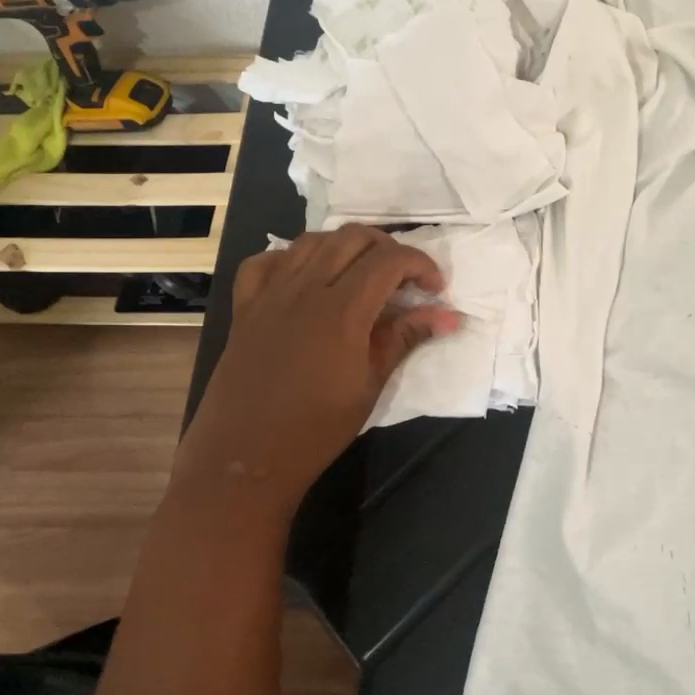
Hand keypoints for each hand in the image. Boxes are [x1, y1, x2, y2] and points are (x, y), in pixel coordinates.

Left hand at [174, 226, 461, 521]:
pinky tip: (305, 279)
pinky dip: (291, 259)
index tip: (435, 289)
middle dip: (388, 248)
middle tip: (403, 280)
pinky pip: (265, 262)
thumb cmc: (318, 428)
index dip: (421, 264)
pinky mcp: (245, 307)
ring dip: (345, 247)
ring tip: (362, 274)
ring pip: (312, 241)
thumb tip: (450, 317)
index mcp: (342, 310)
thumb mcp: (372, 384)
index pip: (389, 259)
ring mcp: (270, 295)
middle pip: (353, 237)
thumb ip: (406, 338)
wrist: (246, 457)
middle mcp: (305, 289)